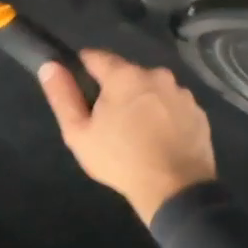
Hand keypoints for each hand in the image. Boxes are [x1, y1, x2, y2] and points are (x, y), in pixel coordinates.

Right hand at [40, 50, 218, 224]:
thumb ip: (62, 96)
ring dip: (142, 102)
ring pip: (151, 90)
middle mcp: (156, 75)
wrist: (175, 190)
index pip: (96, 57)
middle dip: (115, 90)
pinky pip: (172, 106)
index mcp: (124, 75)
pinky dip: (163, 116)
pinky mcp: (199, 113)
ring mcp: (181, 94)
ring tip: (136, 133)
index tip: (79, 88)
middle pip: (126, 74)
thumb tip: (49, 66)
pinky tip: (158, 140)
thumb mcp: (79, 133)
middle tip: (108, 120)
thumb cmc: (120, 159)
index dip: (83, 69)